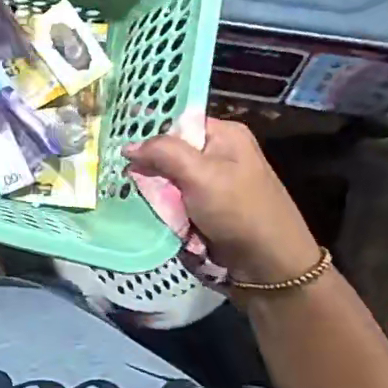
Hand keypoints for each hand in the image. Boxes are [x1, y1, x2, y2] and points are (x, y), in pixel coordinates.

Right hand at [124, 119, 322, 284]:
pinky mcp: (204, 208)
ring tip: (129, 194)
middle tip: (120, 173)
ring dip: (152, 190)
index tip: (117, 141)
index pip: (175, 121)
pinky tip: (146, 210)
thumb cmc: (240, 211)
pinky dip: (161, 208)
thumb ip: (163, 152)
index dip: (147, 130)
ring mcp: (210, 183)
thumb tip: (128, 146)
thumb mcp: (201, 175)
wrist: (269, 267)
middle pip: (167, 151)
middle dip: (147, 165)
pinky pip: (172, 201)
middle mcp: (217, 154)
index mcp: (224, 135)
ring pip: (165, 178)